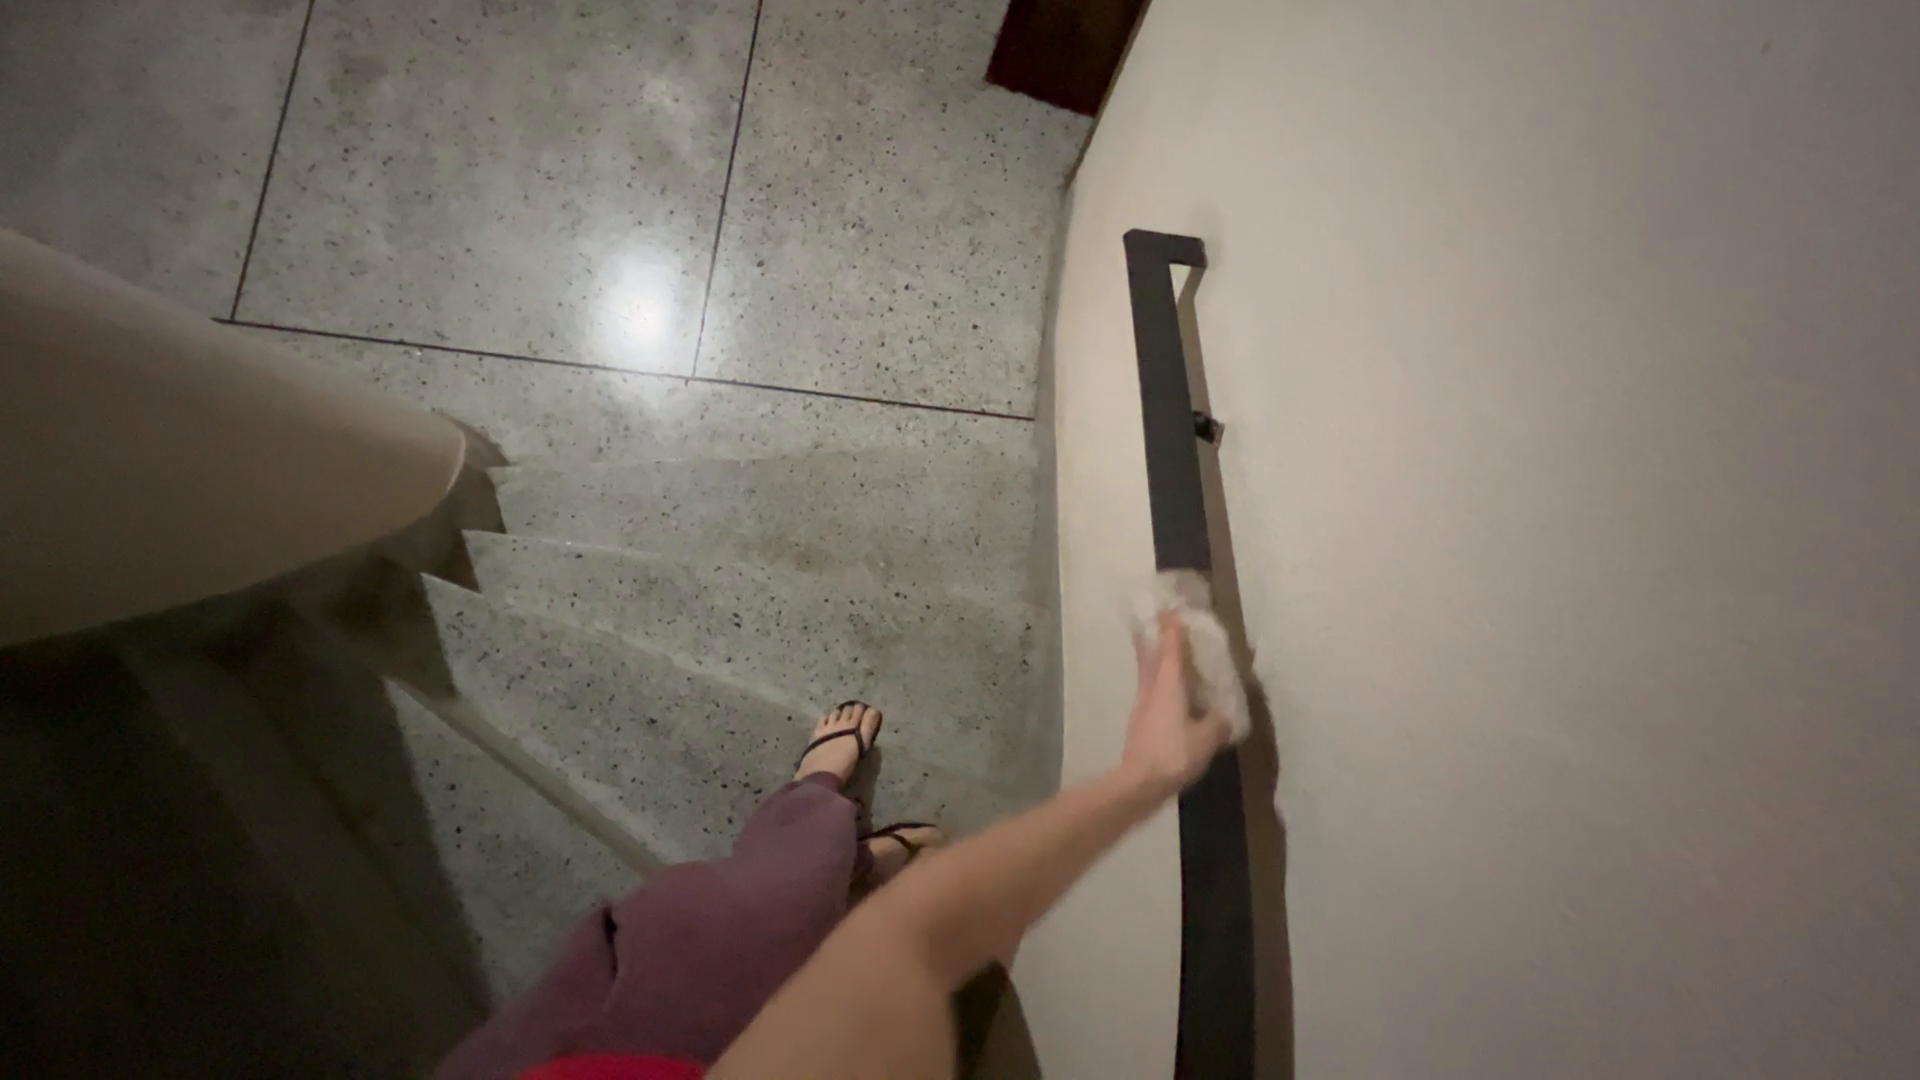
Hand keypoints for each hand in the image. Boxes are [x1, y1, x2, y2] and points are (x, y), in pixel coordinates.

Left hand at [1121, 611, 1234, 792]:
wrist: (1139, 781)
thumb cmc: (1173, 754)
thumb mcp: (1206, 740)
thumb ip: (1217, 724)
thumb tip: (1223, 716)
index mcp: (1168, 686)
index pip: (1171, 651)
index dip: (1172, 631)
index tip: (1170, 611)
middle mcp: (1152, 689)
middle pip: (1152, 658)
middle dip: (1156, 639)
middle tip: (1160, 624)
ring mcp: (1142, 705)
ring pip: (1148, 674)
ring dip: (1154, 659)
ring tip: (1164, 653)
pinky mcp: (1140, 721)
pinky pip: (1150, 690)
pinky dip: (1157, 681)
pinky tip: (1167, 692)